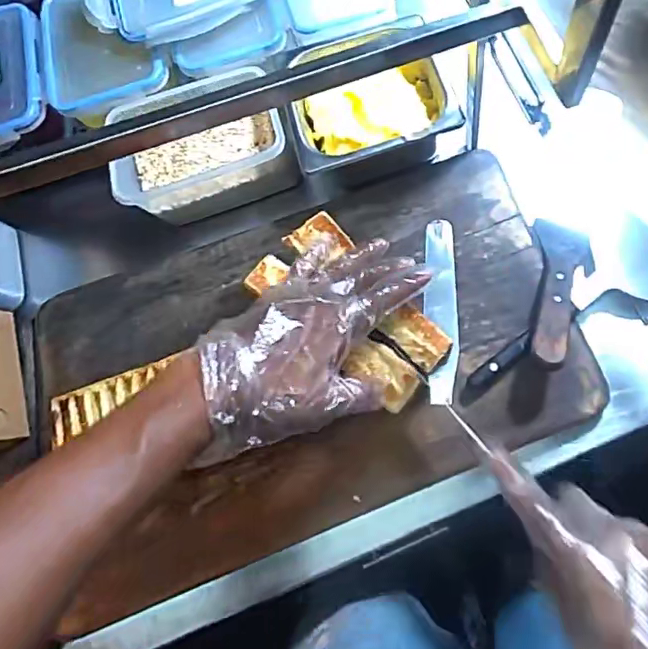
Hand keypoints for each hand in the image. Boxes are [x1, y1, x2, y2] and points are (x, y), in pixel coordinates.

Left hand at [193, 236, 429, 464]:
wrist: (220, 384)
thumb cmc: (274, 397)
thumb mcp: (324, 405)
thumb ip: (358, 395)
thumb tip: (386, 390)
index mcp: (341, 325)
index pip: (382, 301)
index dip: (406, 287)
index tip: (427, 272)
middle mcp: (324, 301)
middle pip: (364, 278)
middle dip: (389, 269)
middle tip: (410, 260)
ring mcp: (300, 294)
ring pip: (338, 268)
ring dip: (360, 256)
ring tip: (380, 244)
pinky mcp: (278, 294)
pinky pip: (301, 267)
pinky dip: (314, 254)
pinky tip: (323, 244)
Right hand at [484, 449, 647, 648]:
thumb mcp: (575, 631)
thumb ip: (553, 582)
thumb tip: (542, 554)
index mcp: (580, 551)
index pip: (536, 505)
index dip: (512, 480)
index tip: (494, 452)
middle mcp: (608, 528)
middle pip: (571, 500)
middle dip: (560, 515)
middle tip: (560, 552)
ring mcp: (639, 530)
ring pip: (600, 518)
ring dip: (592, 536)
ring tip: (603, 581)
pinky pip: (627, 533)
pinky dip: (619, 549)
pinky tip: (631, 586)